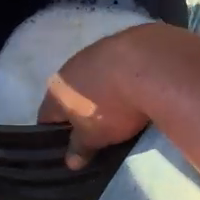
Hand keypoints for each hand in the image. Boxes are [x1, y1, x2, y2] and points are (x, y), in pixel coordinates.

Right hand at [37, 24, 173, 167]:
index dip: (54, 134)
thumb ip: (80, 147)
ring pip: (96, 74)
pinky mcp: (129, 39)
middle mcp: (74, 63)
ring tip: (124, 104)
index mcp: (59, 87)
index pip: (47, 115)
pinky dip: (127, 74)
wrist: (153, 64)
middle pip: (72, 91)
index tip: (68, 147)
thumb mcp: (96, 135)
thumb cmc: (114, 106)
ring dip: (104, 87)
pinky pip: (122, 64)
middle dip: (81, 108)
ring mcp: (101, 48)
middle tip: (99, 127)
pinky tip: (142, 84)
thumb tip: (70, 161)